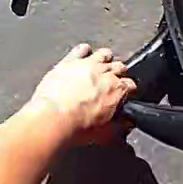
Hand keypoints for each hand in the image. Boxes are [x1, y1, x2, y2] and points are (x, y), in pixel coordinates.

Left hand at [22, 44, 137, 144]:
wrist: (52, 118)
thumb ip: (120, 126)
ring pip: (104, 54)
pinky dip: (84, 51)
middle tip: (113, 82)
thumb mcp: (105, 134)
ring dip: (105, 60)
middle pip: (119, 67)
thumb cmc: (76, 126)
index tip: (124, 94)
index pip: (130, 85)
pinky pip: (81, 49)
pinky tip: (83, 55)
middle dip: (119, 74)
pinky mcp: (69, 61)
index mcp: (117, 89)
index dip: (128, 90)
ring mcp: (87, 64)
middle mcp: (105, 73)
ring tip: (101, 67)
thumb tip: (127, 123)